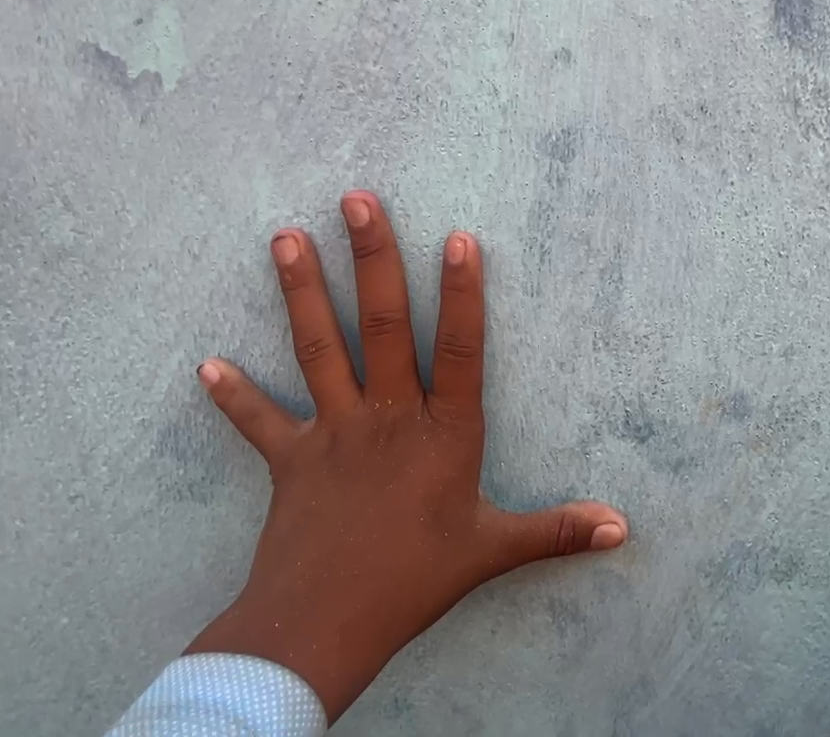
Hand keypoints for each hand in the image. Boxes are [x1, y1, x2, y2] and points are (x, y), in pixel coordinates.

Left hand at [184, 191, 628, 719]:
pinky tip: (206, 366)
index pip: (461, 349)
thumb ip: (559, 531)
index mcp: (445, 431)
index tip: (457, 236)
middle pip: (384, 326)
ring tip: (284, 237)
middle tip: (357, 200)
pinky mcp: (291, 462)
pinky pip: (260, 423)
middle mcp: (390, 416)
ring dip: (301, 293)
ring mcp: (336, 433)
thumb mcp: (496, 550)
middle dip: (373, 259)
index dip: (463, 292)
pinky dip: (235, 397)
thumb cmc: (416, 580)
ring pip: (320, 350)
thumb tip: (623, 529)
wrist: (321, 629)